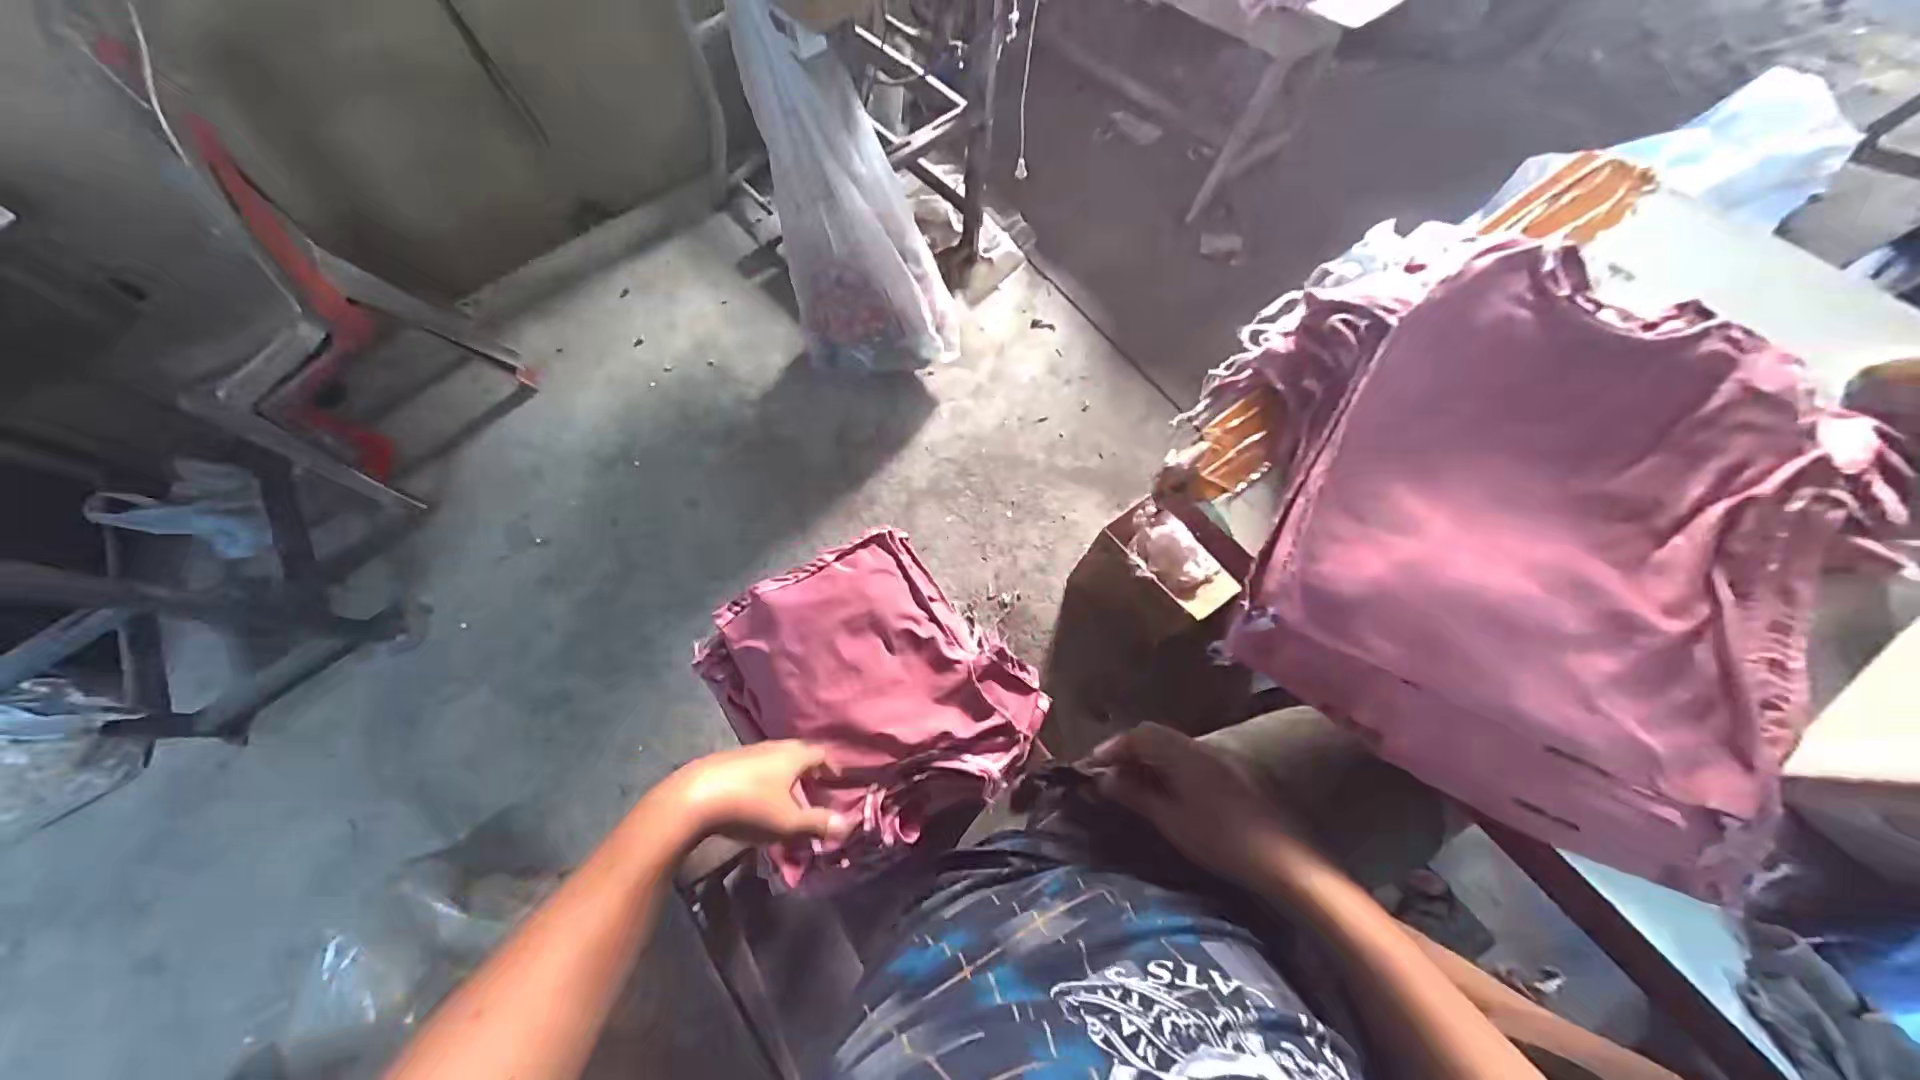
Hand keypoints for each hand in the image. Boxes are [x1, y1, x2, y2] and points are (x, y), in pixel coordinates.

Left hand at [651, 741, 853, 847]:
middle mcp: (772, 746)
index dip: (831, 767)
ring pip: (773, 762)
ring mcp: (746, 752)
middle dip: (807, 774)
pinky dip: (762, 782)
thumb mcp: (789, 821)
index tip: (835, 782)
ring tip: (783, 803)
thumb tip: (848, 825)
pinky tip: (753, 802)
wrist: (692, 798)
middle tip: (812, 793)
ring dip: (783, 779)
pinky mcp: (724, 762)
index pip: (821, 753)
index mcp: (793, 755)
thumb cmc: (750, 806)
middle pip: (797, 755)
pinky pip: (753, 769)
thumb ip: (818, 823)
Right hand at [1086, 722, 1304, 884]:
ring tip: (1127, 785)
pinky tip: (1158, 791)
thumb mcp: (1171, 820)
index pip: (1139, 735)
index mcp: (1184, 753)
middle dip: (1127, 751)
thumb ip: (1135, 795)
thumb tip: (1103, 779)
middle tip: (1107, 776)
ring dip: (1145, 759)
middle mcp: (1199, 747)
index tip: (1091, 767)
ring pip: (1170, 747)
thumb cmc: (1220, 840)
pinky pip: (1185, 759)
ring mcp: (1216, 759)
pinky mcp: (1226, 774)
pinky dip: (1164, 768)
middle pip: (1154, 736)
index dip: (1112, 748)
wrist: (1281, 861)